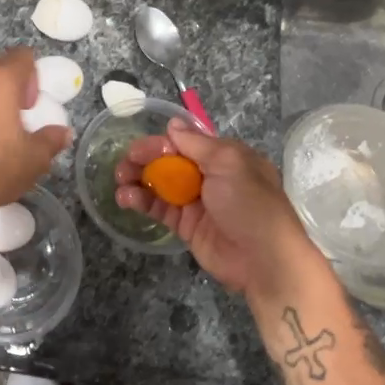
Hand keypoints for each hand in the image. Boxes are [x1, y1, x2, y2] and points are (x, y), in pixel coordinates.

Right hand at [115, 120, 327, 296]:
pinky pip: (159, 208)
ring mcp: (197, 202)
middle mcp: (210, 176)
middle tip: (124, 166)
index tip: (139, 149)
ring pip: (160, 184)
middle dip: (144, 160)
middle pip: (169, 162)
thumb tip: (172, 124)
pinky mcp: (186, 226)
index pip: (185, 143)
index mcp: (225, 158)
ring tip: (120, 182)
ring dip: (138, 180)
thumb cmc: (250, 204)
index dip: (160, 144)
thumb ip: (196, 143)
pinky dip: (141, 201)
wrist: (264, 260)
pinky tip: (126, 198)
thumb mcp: (228, 163)